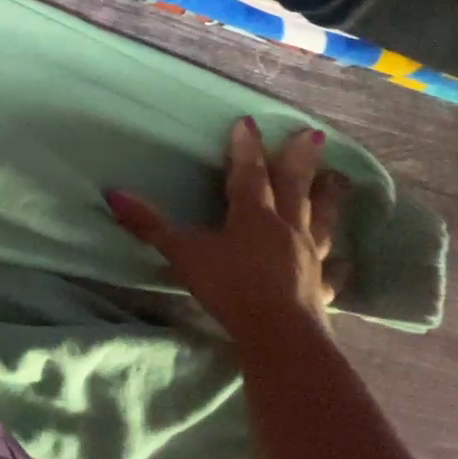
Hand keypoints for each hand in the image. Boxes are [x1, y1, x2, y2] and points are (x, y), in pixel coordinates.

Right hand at [105, 116, 351, 344]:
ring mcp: (309, 259)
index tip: (249, 121)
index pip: (249, 173)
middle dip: (300, 160)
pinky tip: (345, 260)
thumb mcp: (181, 252)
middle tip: (314, 135)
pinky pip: (333, 269)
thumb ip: (149, 223)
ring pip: (322, 220)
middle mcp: (287, 230)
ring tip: (341, 180)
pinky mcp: (321, 288)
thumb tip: (112, 193)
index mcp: (253, 217)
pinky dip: (339, 261)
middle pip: (295, 188)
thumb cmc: (230, 287)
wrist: (280, 337)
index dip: (246, 147)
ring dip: (330, 199)